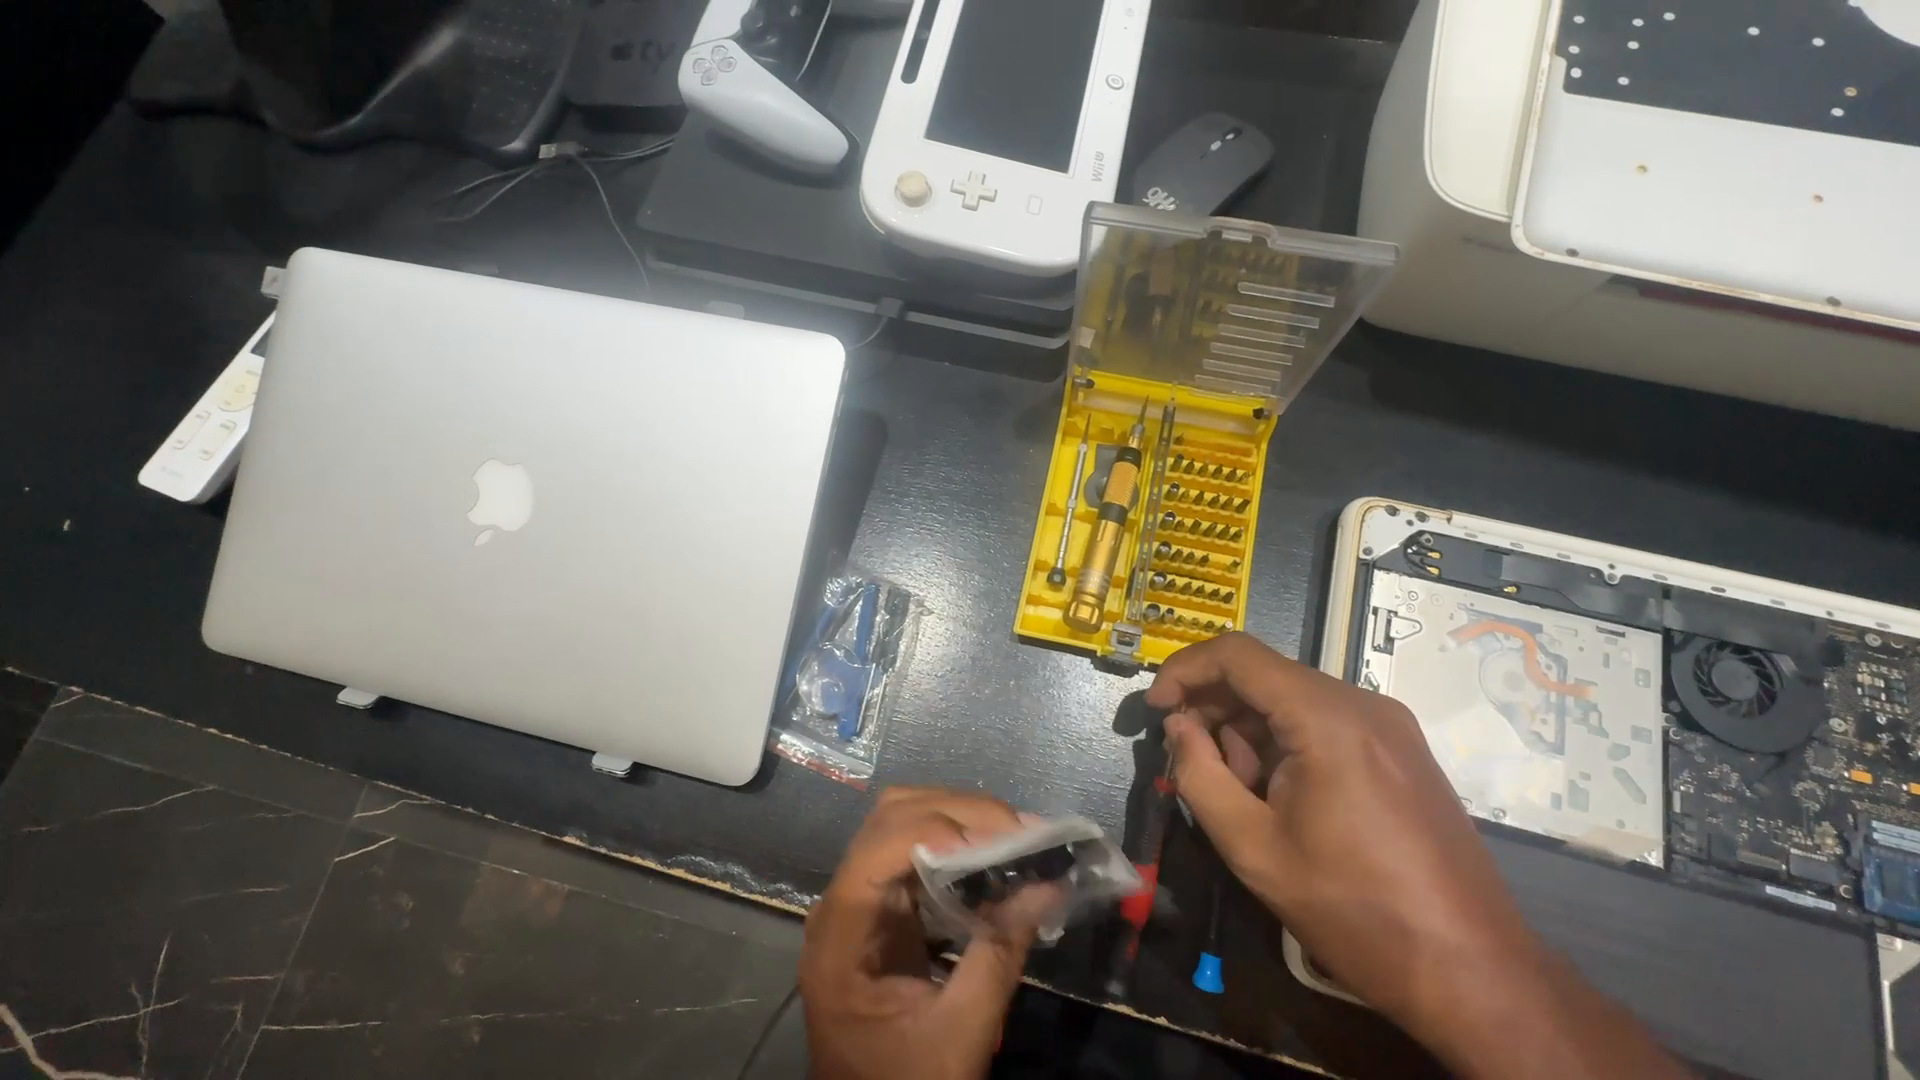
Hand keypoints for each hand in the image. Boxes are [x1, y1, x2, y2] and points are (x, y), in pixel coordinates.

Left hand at [800, 788, 1047, 1079]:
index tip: (1001, 839)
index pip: (878, 849)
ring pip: (900, 826)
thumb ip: (1000, 955)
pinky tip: (992, 856)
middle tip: (1021, 829)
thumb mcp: (960, 1033)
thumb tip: (1048, 884)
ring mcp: (857, 903)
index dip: (936, 828)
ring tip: (1014, 836)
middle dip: (957, 812)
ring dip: (958, 820)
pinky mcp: (879, 910)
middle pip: (889, 820)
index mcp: (841, 936)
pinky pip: (912, 854)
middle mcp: (840, 905)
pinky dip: (954, 843)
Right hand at [1148, 634, 1688, 1079]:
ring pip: (1293, 700)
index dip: (1185, 670)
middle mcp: (1363, 704)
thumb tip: (1180, 727)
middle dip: (1214, 708)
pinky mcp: (1401, 751)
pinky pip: (1325, 723)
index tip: (1155, 710)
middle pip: (1266, 675)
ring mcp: (1390, 726)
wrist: (1469, 967)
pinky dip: (1284, 743)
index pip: (1237, 654)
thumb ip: (1200, 775)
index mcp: (1326, 717)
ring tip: (1237, 794)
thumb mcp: (1252, 846)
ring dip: (1248, 731)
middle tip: (1189, 762)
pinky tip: (1277, 795)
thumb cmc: (1351, 907)